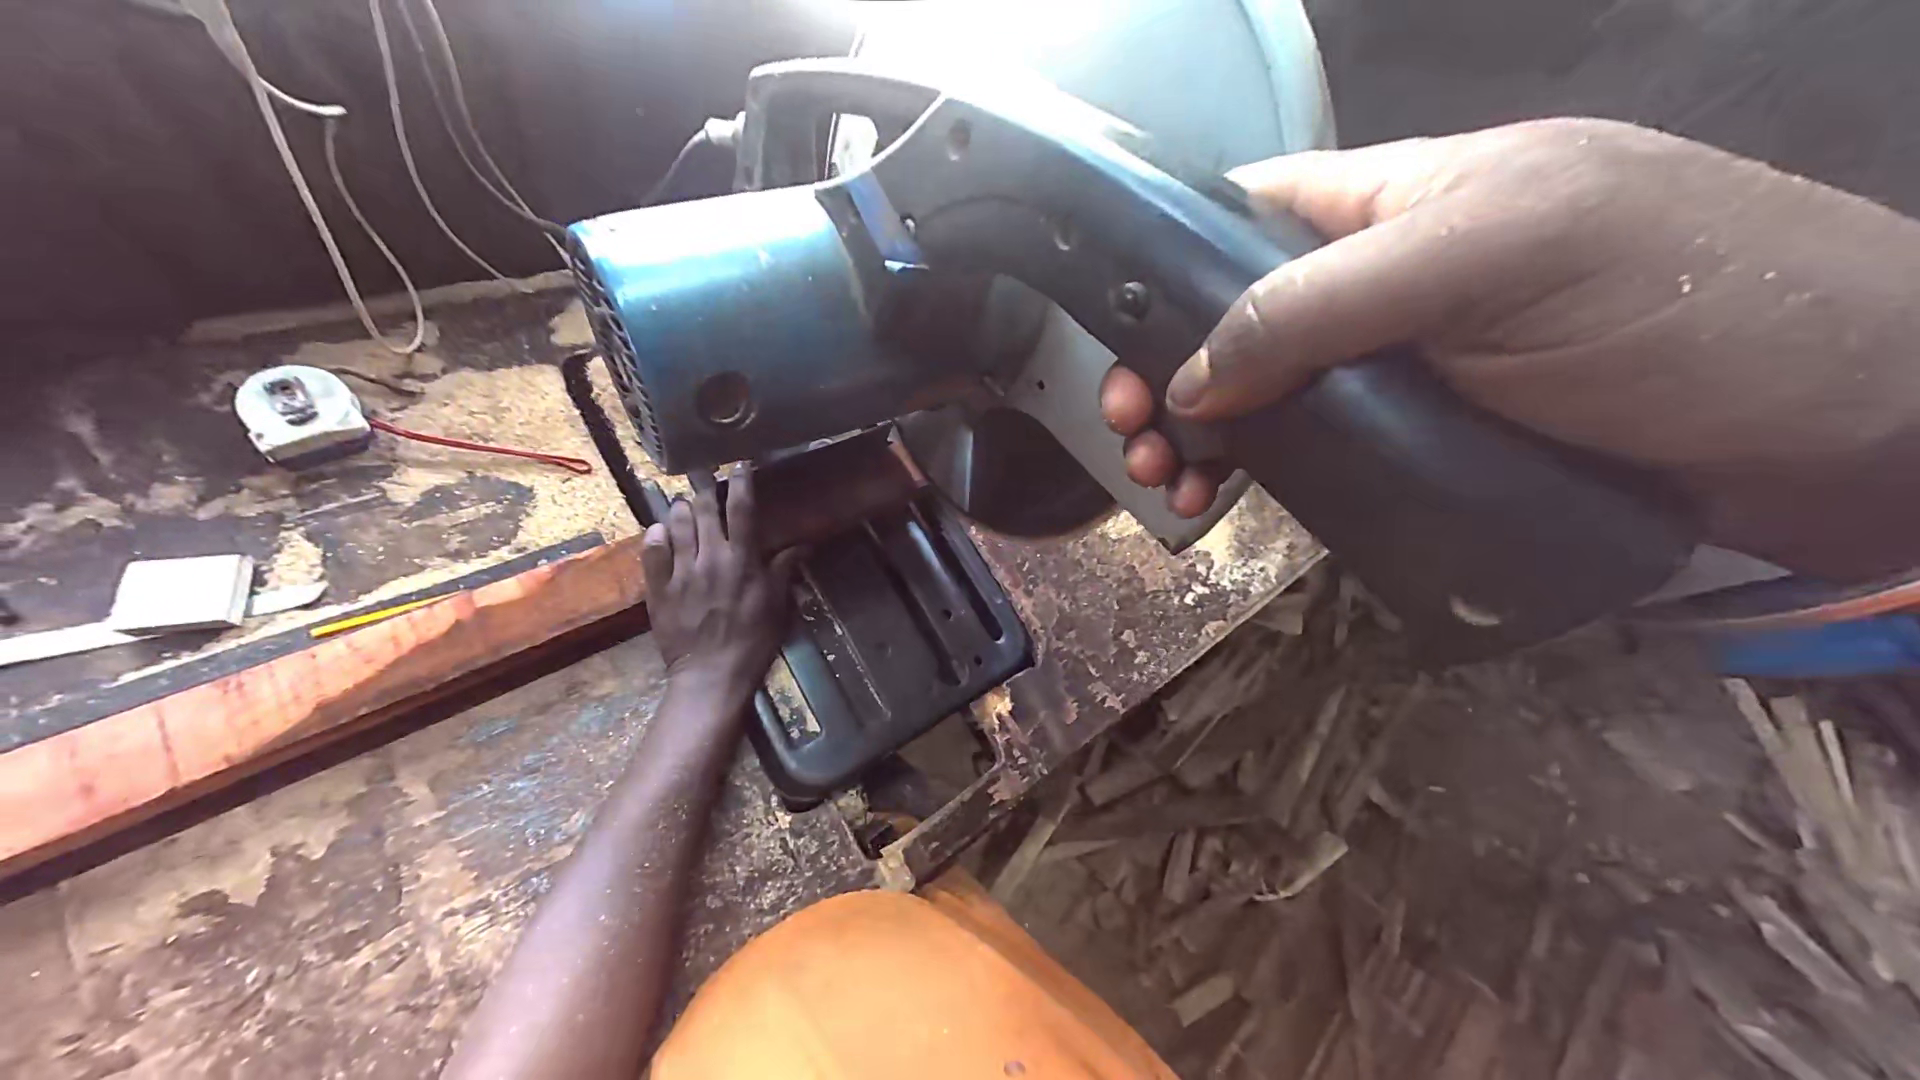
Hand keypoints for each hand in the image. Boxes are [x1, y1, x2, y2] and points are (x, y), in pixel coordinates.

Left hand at [640, 468, 800, 699]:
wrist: (711, 673)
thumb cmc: (752, 639)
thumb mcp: (776, 605)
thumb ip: (783, 570)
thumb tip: (803, 545)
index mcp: (742, 561)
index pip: (741, 511)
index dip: (742, 483)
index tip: (741, 465)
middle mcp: (710, 558)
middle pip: (703, 511)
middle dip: (704, 489)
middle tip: (704, 477)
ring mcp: (680, 572)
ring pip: (676, 526)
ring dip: (679, 508)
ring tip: (682, 501)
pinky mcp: (659, 588)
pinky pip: (652, 553)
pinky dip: (655, 536)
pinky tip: (659, 529)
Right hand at [1102, 118, 1919, 579]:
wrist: (1835, 434)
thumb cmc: (1684, 305)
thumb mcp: (1494, 260)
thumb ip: (1322, 305)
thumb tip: (1189, 379)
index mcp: (1383, 202)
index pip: (1240, 215)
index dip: (1164, 272)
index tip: (1119, 339)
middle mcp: (1363, 281)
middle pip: (1224, 321)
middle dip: (1162, 374)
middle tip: (1130, 430)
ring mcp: (1375, 367)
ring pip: (1247, 393)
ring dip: (1190, 436)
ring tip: (1164, 479)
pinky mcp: (1393, 438)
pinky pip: (1289, 448)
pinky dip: (1239, 475)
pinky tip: (1212, 502)